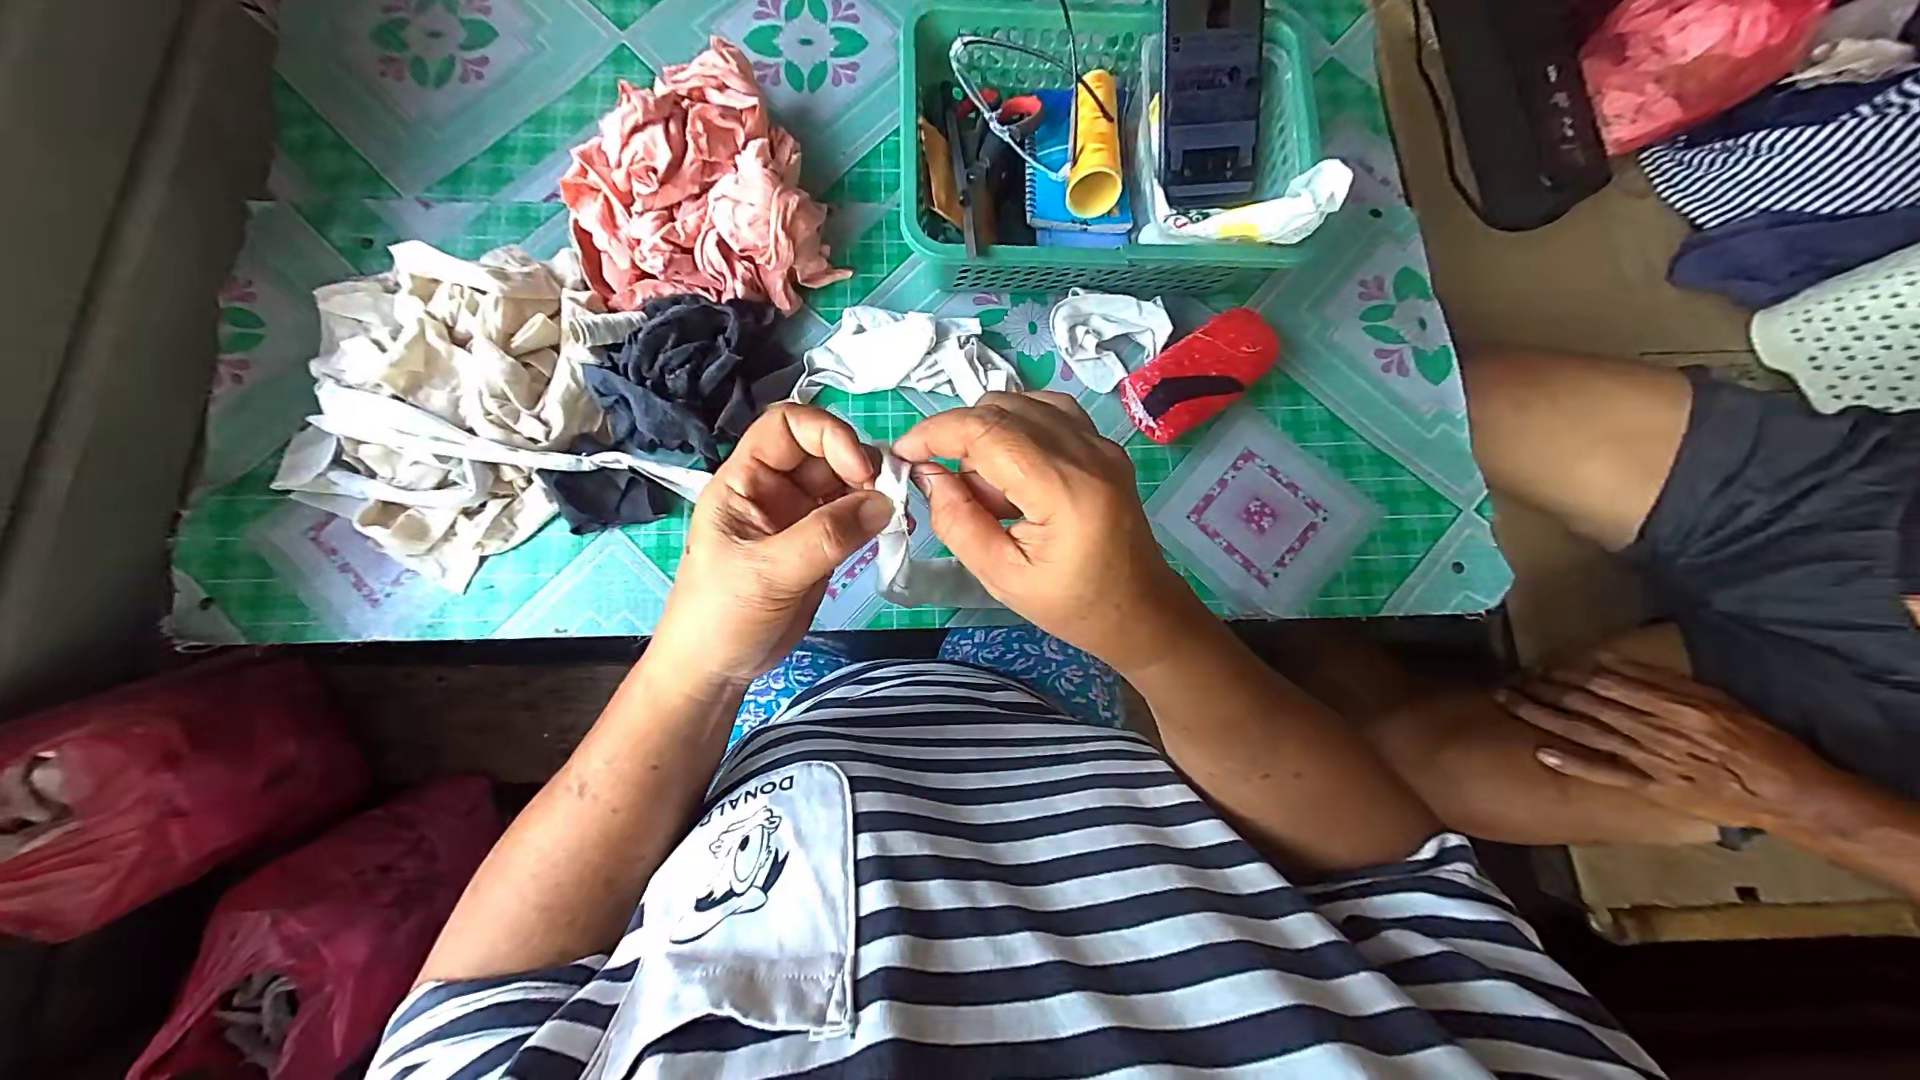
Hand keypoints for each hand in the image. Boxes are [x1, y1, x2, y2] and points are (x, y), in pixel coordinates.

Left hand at [651, 404, 890, 687]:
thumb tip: (884, 504)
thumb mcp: (768, 572)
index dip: (827, 435)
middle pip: (824, 452)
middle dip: (859, 464)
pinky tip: (893, 528)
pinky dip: (875, 518)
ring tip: (895, 513)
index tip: (859, 469)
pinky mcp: (820, 545)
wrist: (716, 668)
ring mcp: (798, 517)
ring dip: (873, 491)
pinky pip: (854, 517)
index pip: (787, 427)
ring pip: (844, 483)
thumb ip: (825, 536)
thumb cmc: (720, 616)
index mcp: (745, 481)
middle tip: (888, 495)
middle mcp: (774, 490)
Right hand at [892, 392, 1209, 675]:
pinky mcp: (1102, 445)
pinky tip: (1012, 473)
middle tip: (949, 487)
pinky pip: (1046, 412)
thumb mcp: (1001, 577)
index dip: (936, 433)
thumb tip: (928, 474)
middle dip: (958, 436)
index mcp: (1066, 489)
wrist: (1140, 609)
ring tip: (989, 489)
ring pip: (1022, 403)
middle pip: (1002, 407)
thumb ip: (957, 522)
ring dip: (987, 433)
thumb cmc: (1072, 605)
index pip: (988, 431)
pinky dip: (1015, 430)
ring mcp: (1100, 443)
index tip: (905, 454)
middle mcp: (1088, 451)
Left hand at [1496, 654, 1850, 828]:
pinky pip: (1604, 773)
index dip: (1566, 674)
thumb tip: (1608, 660)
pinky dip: (1572, 763)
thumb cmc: (1757, 742)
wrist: (1793, 795)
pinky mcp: (1651, 787)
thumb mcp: (1716, 699)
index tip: (1539, 666)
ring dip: (1541, 715)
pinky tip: (1540, 752)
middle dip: (1542, 690)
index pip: (1605, 683)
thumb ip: (1660, 680)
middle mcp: (1656, 730)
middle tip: (1509, 679)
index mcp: (1673, 706)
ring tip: (1507, 700)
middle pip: (1585, 704)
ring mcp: (1650, 760)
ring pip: (1584, 732)